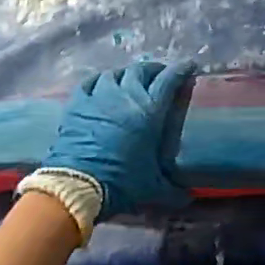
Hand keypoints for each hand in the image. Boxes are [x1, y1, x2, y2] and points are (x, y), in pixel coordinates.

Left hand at [45, 61, 192, 216]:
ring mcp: (100, 98)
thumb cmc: (121, 180)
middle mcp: (127, 96)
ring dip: (125, 74)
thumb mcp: (152, 185)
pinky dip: (98, 81)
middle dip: (153, 69)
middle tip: (159, 75)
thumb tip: (189, 198)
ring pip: (115, 74)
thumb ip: (173, 190)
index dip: (182, 69)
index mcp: (151, 109)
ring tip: (129, 81)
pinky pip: (89, 83)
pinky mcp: (77, 106)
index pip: (170, 77)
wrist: (75, 186)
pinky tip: (101, 86)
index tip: (189, 66)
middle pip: (141, 70)